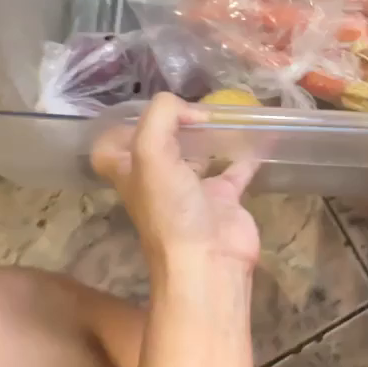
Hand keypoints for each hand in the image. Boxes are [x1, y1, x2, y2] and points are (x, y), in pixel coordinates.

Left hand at [91, 93, 262, 274]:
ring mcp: (192, 192)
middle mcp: (158, 182)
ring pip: (195, 157)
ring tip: (220, 114)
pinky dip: (245, 153)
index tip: (142, 112)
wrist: (209, 262)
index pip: (110, 150)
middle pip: (155, 149)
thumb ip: (162, 117)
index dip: (118, 130)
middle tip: (189, 105)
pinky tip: (257, 136)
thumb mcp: (150, 152)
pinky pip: (235, 170)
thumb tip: (193, 110)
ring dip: (206, 137)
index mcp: (131, 173)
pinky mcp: (224, 200)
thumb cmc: (171, 210)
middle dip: (168, 126)